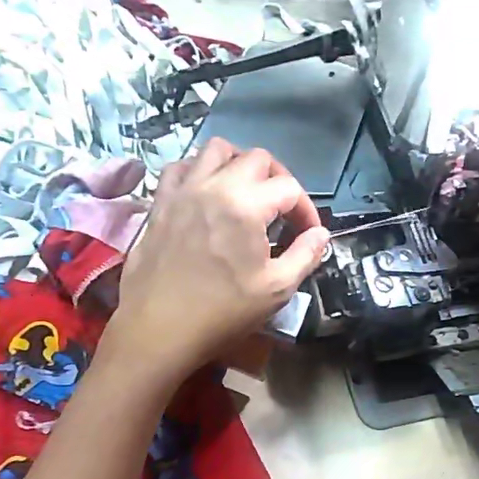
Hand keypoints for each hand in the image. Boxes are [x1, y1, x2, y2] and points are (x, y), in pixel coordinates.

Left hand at [108, 139, 330, 383]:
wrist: (158, 328)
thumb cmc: (221, 313)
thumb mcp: (276, 291)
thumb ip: (304, 256)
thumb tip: (320, 235)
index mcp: (246, 206)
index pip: (290, 188)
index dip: (307, 209)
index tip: (308, 235)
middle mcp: (214, 186)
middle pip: (257, 158)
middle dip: (278, 180)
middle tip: (283, 211)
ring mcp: (183, 190)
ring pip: (216, 150)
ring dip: (239, 164)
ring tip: (246, 192)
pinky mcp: (160, 202)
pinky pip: (181, 167)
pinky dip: (199, 171)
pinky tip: (206, 194)